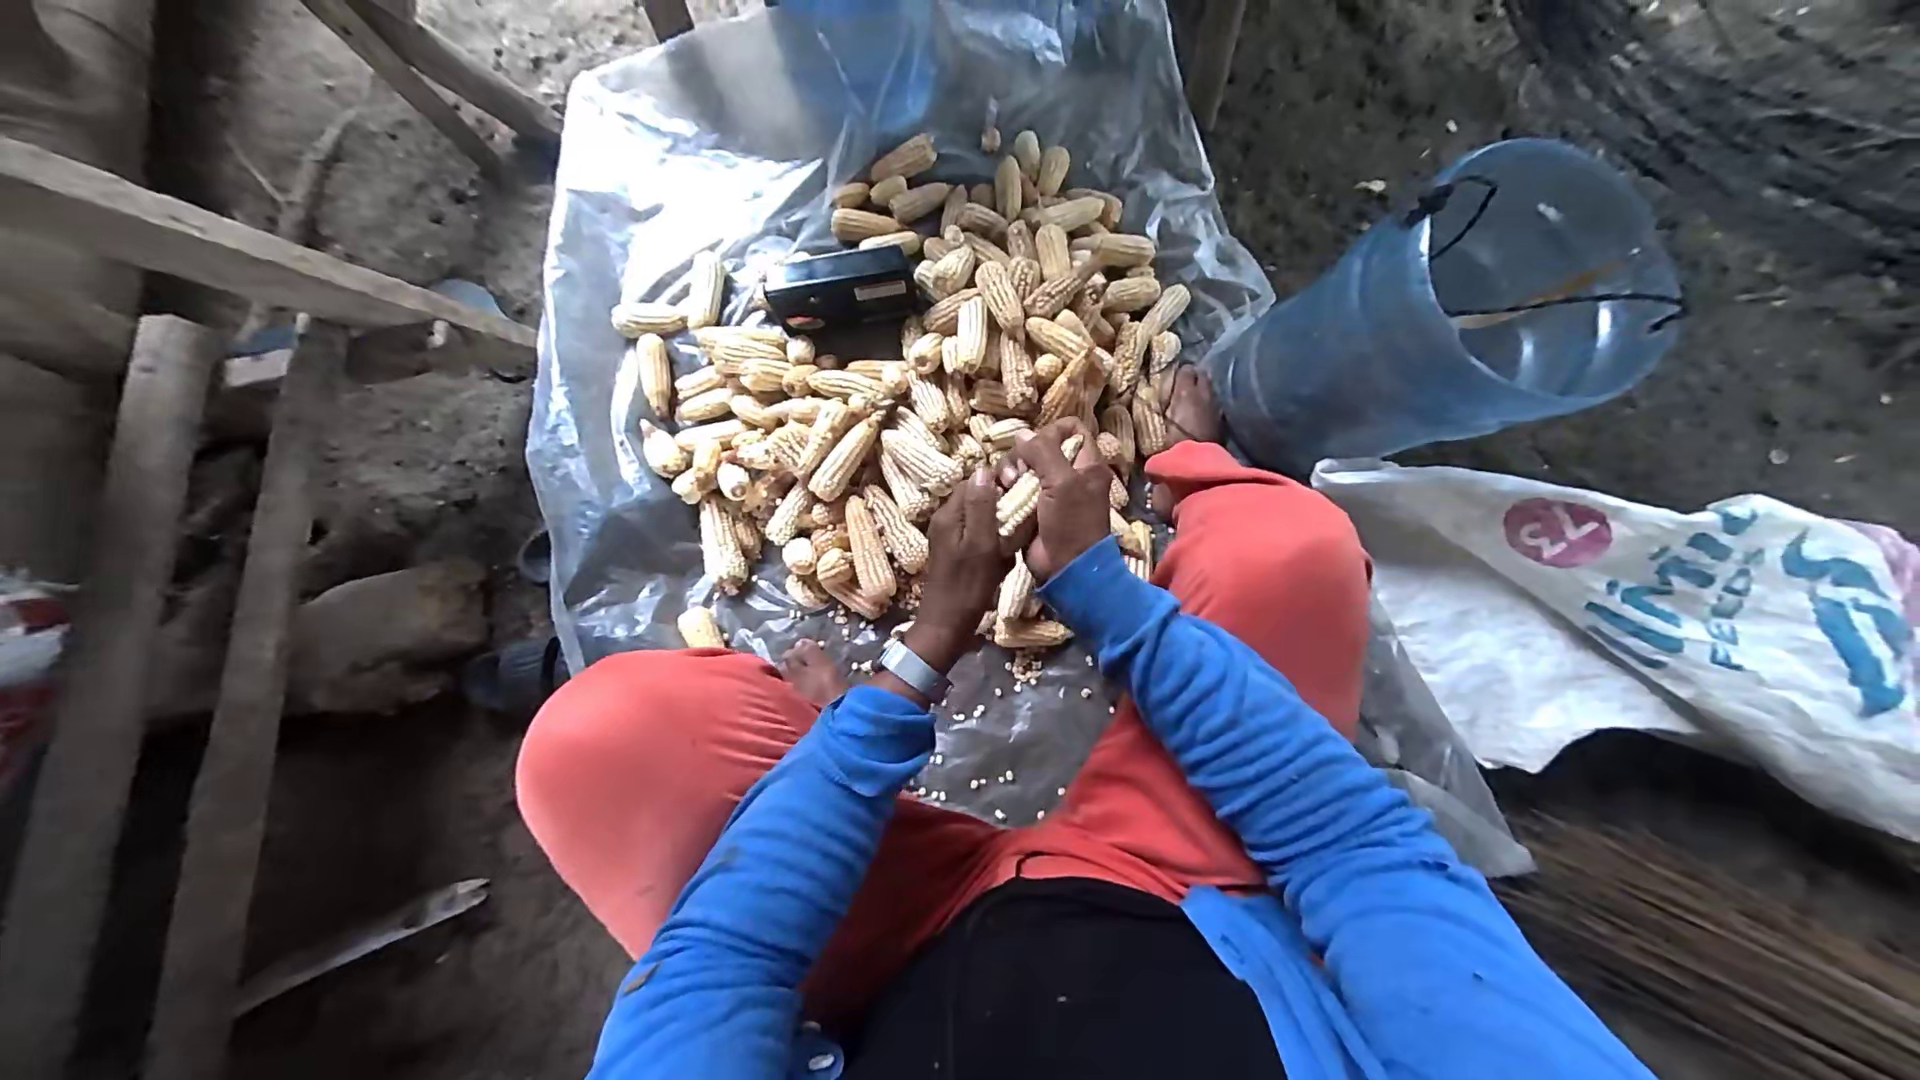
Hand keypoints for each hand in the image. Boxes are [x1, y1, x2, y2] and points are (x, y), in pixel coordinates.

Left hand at [902, 467, 1005, 672]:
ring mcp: (949, 536)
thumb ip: (981, 506)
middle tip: (1020, 521)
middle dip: (1001, 505)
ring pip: (981, 516)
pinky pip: (979, 534)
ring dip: (999, 525)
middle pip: (978, 497)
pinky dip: (994, 541)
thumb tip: (985, 469)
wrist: (948, 625)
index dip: (999, 482)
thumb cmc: (968, 585)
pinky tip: (1004, 556)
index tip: (1020, 493)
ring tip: (1013, 541)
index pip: (975, 480)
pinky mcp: (956, 551)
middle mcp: (945, 519)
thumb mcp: (980, 543)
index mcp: (949, 513)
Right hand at [1012, 419, 1114, 580]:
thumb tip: (1023, 435)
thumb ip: (1043, 452)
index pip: (1072, 429)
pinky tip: (1000, 493)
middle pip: (1040, 446)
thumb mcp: (1062, 483)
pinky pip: (1013, 488)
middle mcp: (1068, 474)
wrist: (1067, 569)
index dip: (1052, 430)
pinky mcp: (1030, 508)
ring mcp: (1048, 492)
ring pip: (1023, 466)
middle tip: (1017, 472)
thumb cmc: (1072, 524)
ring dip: (1010, 471)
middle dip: (1023, 454)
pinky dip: (1005, 487)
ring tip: (1007, 485)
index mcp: (1086, 464)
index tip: (1036, 445)